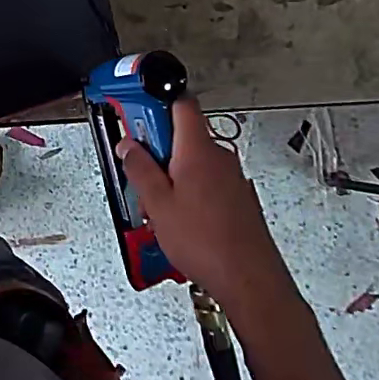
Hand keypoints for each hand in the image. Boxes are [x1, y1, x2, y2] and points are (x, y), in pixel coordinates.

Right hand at [117, 98, 299, 314]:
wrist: (248, 278)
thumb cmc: (207, 243)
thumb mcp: (157, 204)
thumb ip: (140, 169)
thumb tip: (129, 147)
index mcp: (198, 149)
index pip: (180, 102)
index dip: (155, 101)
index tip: (134, 112)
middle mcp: (218, 156)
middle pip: (182, 133)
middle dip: (156, 146)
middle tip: (138, 165)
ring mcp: (230, 176)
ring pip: (192, 159)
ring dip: (170, 172)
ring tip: (155, 202)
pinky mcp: (236, 196)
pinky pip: (206, 179)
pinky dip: (188, 188)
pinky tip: (177, 217)